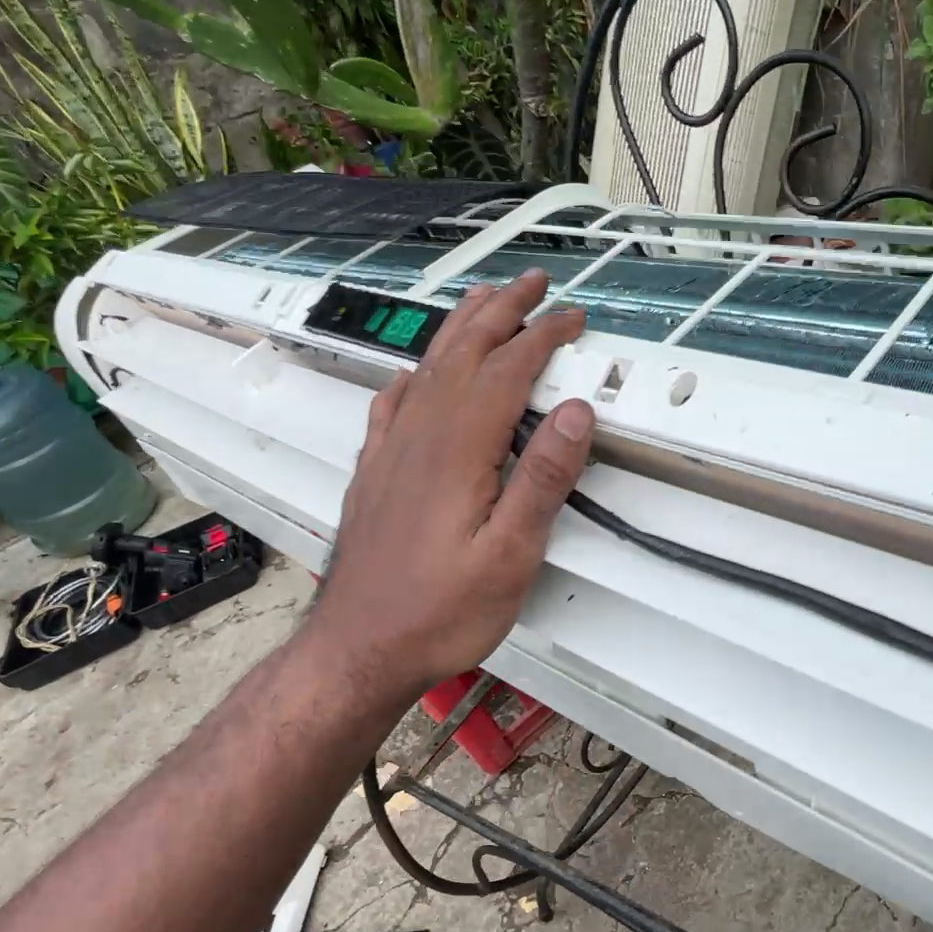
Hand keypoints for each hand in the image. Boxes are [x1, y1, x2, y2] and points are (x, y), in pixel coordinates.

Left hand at [304, 270, 592, 704]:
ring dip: (461, 327)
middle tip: (532, 283)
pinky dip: (413, 375)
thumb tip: (573, 414)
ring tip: (484, 301)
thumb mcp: (510, 556)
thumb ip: (542, 480)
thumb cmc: (438, 612)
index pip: (507, 371)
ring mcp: (391, 452)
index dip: (542, 337)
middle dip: (503, 311)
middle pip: (464, 352)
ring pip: (429, 367)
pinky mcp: (376, 473)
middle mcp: (419, 438)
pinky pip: (393, 405)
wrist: (359, 648)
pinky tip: (415, 373)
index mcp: (458, 451)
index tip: (572, 318)